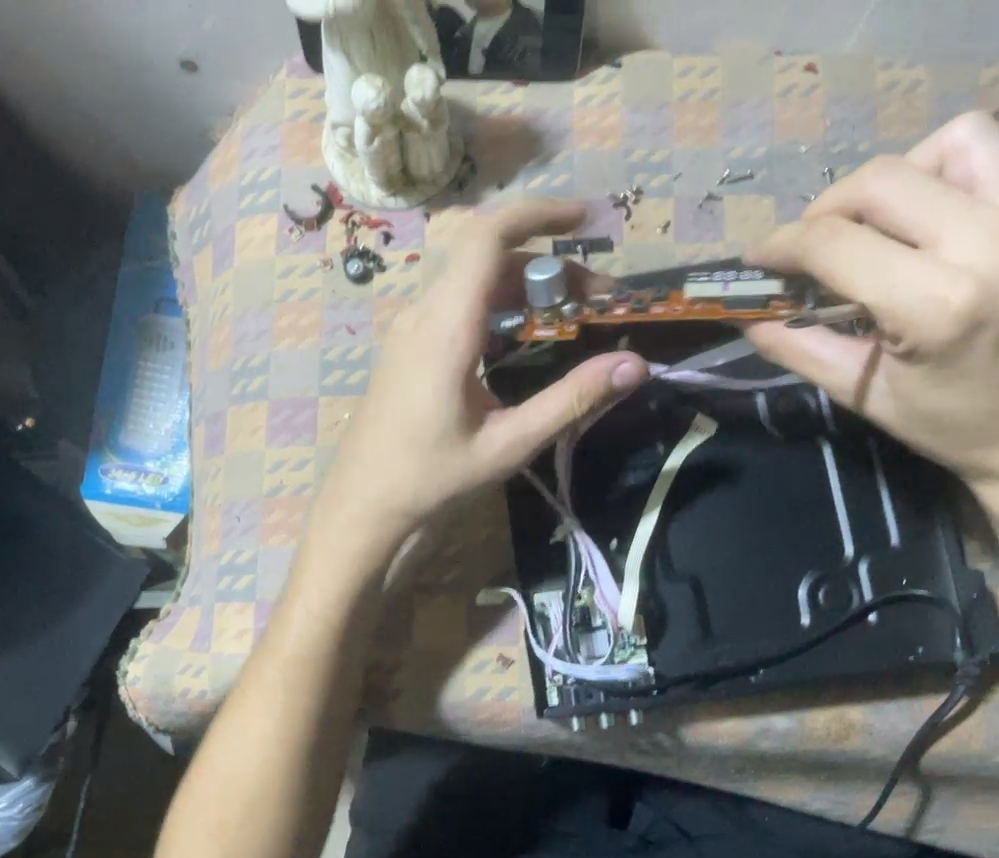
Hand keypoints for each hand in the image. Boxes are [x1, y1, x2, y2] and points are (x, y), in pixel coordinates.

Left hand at [315, 200, 647, 548]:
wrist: (364, 502)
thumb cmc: (432, 477)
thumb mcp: (509, 444)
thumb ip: (571, 400)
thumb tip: (634, 364)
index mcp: (446, 328)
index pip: (488, 237)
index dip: (539, 213)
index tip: (587, 218)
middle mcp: (424, 314)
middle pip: (490, 258)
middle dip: (550, 265)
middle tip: (599, 299)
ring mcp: (412, 328)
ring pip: (474, 280)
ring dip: (526, 286)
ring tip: (574, 315)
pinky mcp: (410, 346)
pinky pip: (458, 304)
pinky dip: (501, 305)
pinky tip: (527, 337)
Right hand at [744, 112, 998, 513]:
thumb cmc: (954, 428)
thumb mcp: (864, 395)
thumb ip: (798, 347)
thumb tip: (747, 315)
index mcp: (938, 305)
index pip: (835, 242)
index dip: (782, 244)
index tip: (760, 257)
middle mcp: (995, 246)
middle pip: (883, 179)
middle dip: (828, 207)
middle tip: (813, 245)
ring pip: (952, 143)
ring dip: (899, 176)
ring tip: (882, 223)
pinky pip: (995, 167)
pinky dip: (948, 188)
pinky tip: (934, 233)